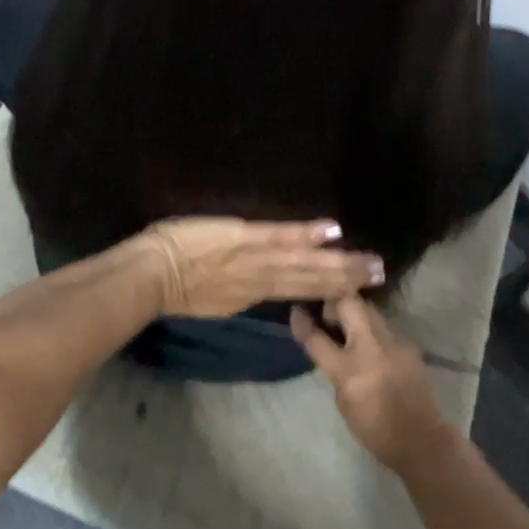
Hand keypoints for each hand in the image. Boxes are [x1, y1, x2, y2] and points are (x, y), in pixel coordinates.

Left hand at [137, 217, 384, 318]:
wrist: (150, 275)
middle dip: (345, 279)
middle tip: (379, 274)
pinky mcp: (245, 239)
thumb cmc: (167, 285)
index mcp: (251, 292)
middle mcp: (261, 279)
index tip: (354, 287)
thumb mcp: (208, 297)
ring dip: (338, 262)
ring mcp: (256, 260)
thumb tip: (250, 287)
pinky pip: (281, 237)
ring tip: (369, 261)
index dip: (326, 288)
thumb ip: (233, 290)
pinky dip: (306, 234)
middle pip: (310, 280)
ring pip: (304, 263)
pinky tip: (333, 231)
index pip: (296, 289)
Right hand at [290, 296, 454, 471]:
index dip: (302, 322)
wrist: (421, 440)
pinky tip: (373, 347)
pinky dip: (373, 331)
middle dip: (333, 302)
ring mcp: (393, 342)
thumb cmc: (374, 430)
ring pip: (368, 309)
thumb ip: (334, 368)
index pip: (317, 337)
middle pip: (348, 303)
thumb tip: (330, 344)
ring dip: (354, 313)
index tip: (296, 311)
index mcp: (348, 370)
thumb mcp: (343, 402)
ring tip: (348, 327)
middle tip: (327, 314)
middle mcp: (371, 348)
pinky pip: (384, 328)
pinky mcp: (409, 344)